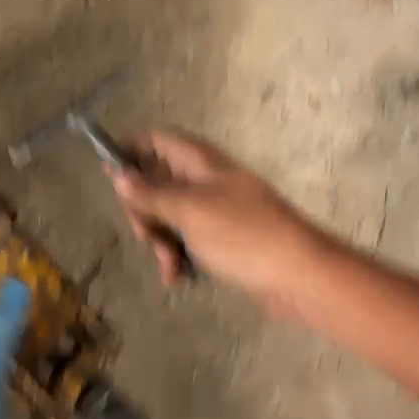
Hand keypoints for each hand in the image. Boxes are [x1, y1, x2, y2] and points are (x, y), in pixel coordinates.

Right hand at [109, 130, 330, 311]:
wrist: (304, 278)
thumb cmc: (244, 235)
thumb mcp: (189, 211)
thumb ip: (150, 193)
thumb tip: (117, 174)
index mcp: (197, 160)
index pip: (153, 140)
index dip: (130, 153)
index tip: (113, 182)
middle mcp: (202, 178)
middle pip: (153, 180)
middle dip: (143, 210)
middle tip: (146, 236)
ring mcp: (212, 208)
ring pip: (167, 213)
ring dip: (159, 239)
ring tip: (168, 266)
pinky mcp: (220, 237)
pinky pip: (185, 237)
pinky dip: (177, 254)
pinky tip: (177, 278)